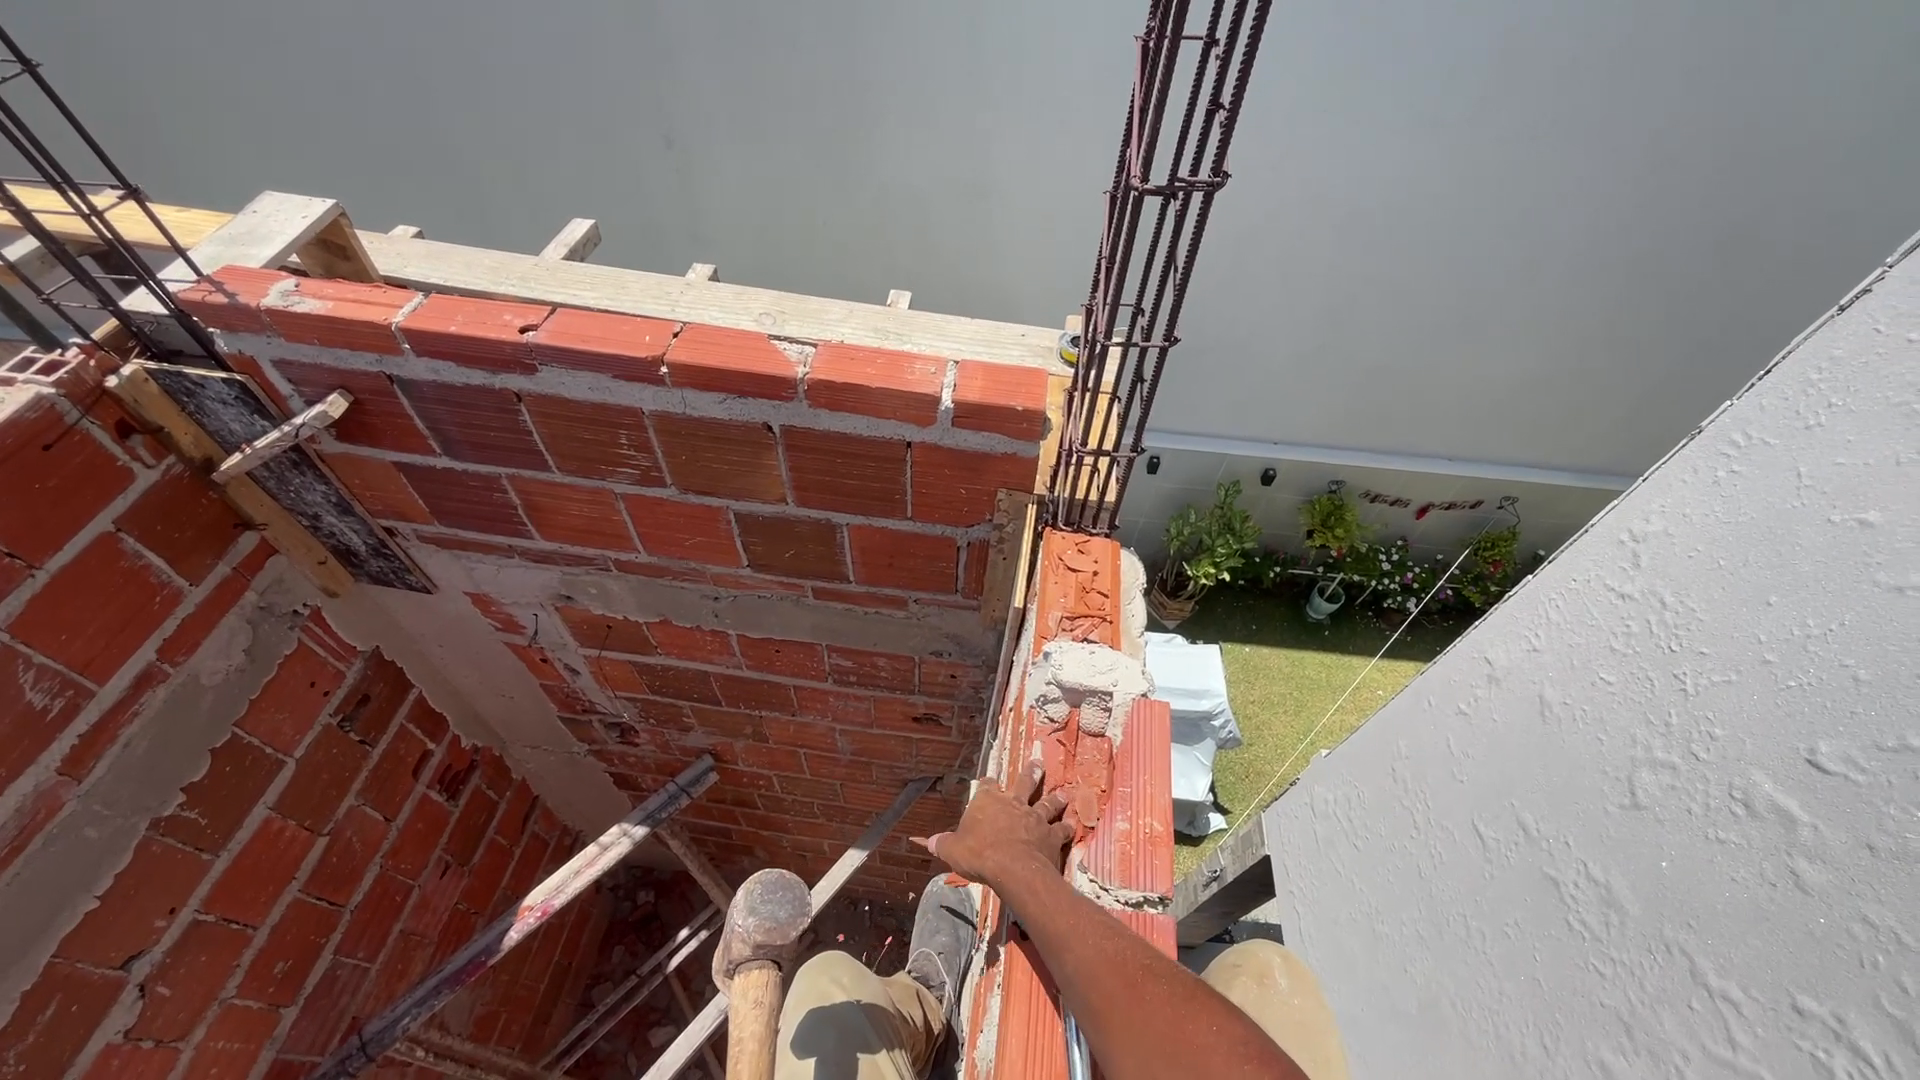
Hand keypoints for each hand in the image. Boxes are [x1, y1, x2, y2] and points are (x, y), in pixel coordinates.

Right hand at [912, 759, 1073, 891]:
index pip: (987, 785)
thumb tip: (928, 842)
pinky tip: (1072, 825)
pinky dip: (1067, 827)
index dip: (988, 784)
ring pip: (1048, 803)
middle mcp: (1014, 803)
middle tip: (1038, 763)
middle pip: (1024, 783)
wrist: (1013, 869)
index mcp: (988, 801)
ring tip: (1064, 793)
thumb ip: (943, 844)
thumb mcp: (953, 850)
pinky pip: (1061, 829)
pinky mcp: (1051, 835)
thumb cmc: (978, 855)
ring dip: (1056, 798)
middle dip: (1031, 773)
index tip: (989, 781)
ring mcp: (1035, 818)